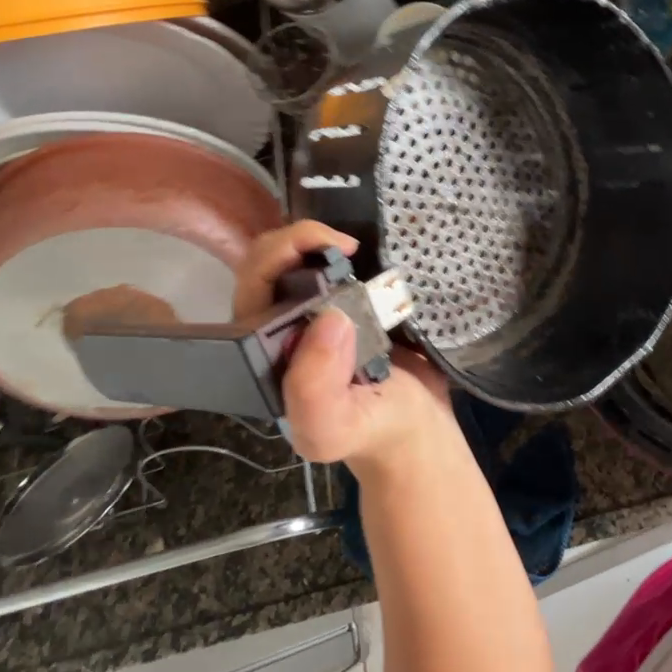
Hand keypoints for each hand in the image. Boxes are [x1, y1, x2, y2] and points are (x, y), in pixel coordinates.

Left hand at [234, 222, 452, 471]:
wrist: (420, 427)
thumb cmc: (372, 430)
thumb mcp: (331, 428)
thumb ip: (313, 390)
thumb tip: (328, 318)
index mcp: (263, 352)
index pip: (252, 290)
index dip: (277, 260)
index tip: (325, 255)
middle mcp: (282, 326)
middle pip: (270, 263)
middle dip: (299, 241)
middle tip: (346, 245)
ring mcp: (317, 310)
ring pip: (300, 257)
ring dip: (322, 240)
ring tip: (355, 247)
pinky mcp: (350, 300)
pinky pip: (337, 263)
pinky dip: (350, 250)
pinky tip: (371, 253)